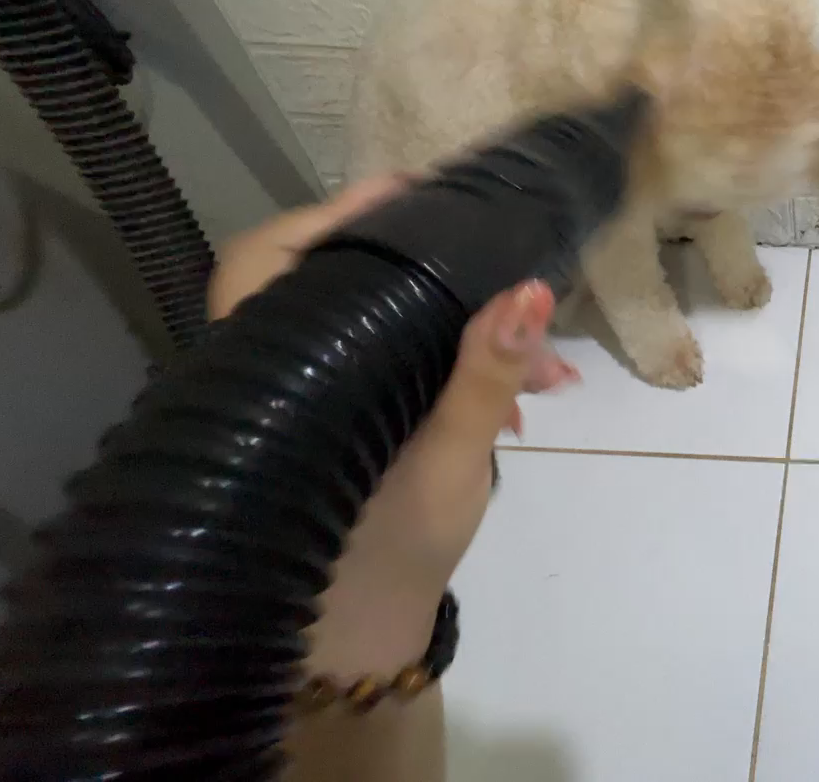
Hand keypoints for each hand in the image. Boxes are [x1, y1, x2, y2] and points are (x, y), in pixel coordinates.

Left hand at [210, 177, 579, 677]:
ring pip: (383, 325)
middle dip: (420, 258)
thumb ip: (487, 375)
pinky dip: (464, 360)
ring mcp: (327, 397)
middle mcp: (291, 375)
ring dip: (466, 323)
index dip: (333, 215)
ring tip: (546, 354)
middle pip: (334, 280)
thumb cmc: (394, 547)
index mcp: (284, 375)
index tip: (410, 188)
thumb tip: (531, 289)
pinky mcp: (360, 416)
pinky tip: (526, 389)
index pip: (272, 263)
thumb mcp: (454, 458)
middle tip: (485, 237)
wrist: (365, 630)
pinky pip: (410, 362)